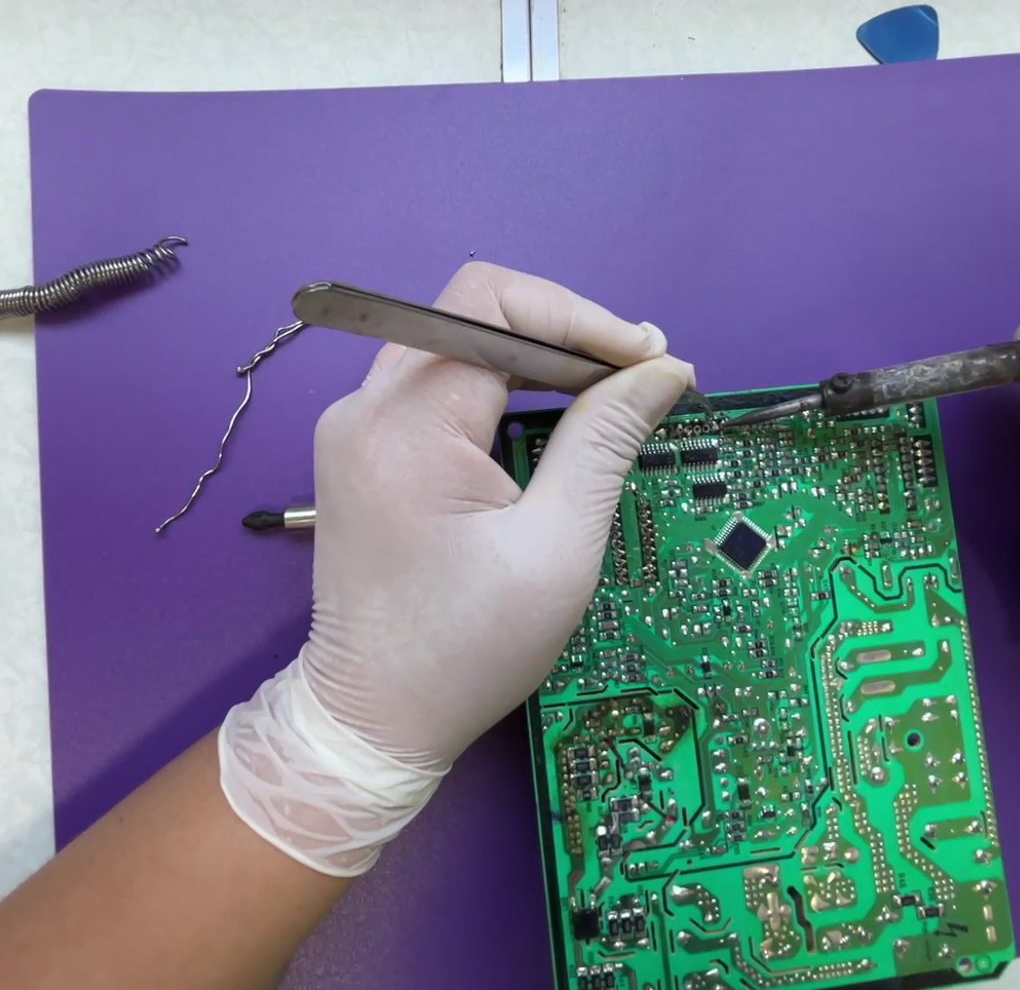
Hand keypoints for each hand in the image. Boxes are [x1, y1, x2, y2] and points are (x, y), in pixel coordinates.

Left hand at [219, 262, 693, 873]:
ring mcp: (356, 425)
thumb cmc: (467, 649)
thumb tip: (662, 370)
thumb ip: (604, 442)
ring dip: (535, 360)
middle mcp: (366, 406)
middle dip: (563, 335)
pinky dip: (499, 388)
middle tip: (636, 378)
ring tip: (604, 394)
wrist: (372, 715)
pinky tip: (547, 417)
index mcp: (406, 423)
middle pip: (472, 315)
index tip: (645, 360)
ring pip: (457, 345)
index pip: (491, 303)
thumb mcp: (556, 548)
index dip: (578, 314)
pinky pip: (438, 385)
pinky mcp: (362, 448)